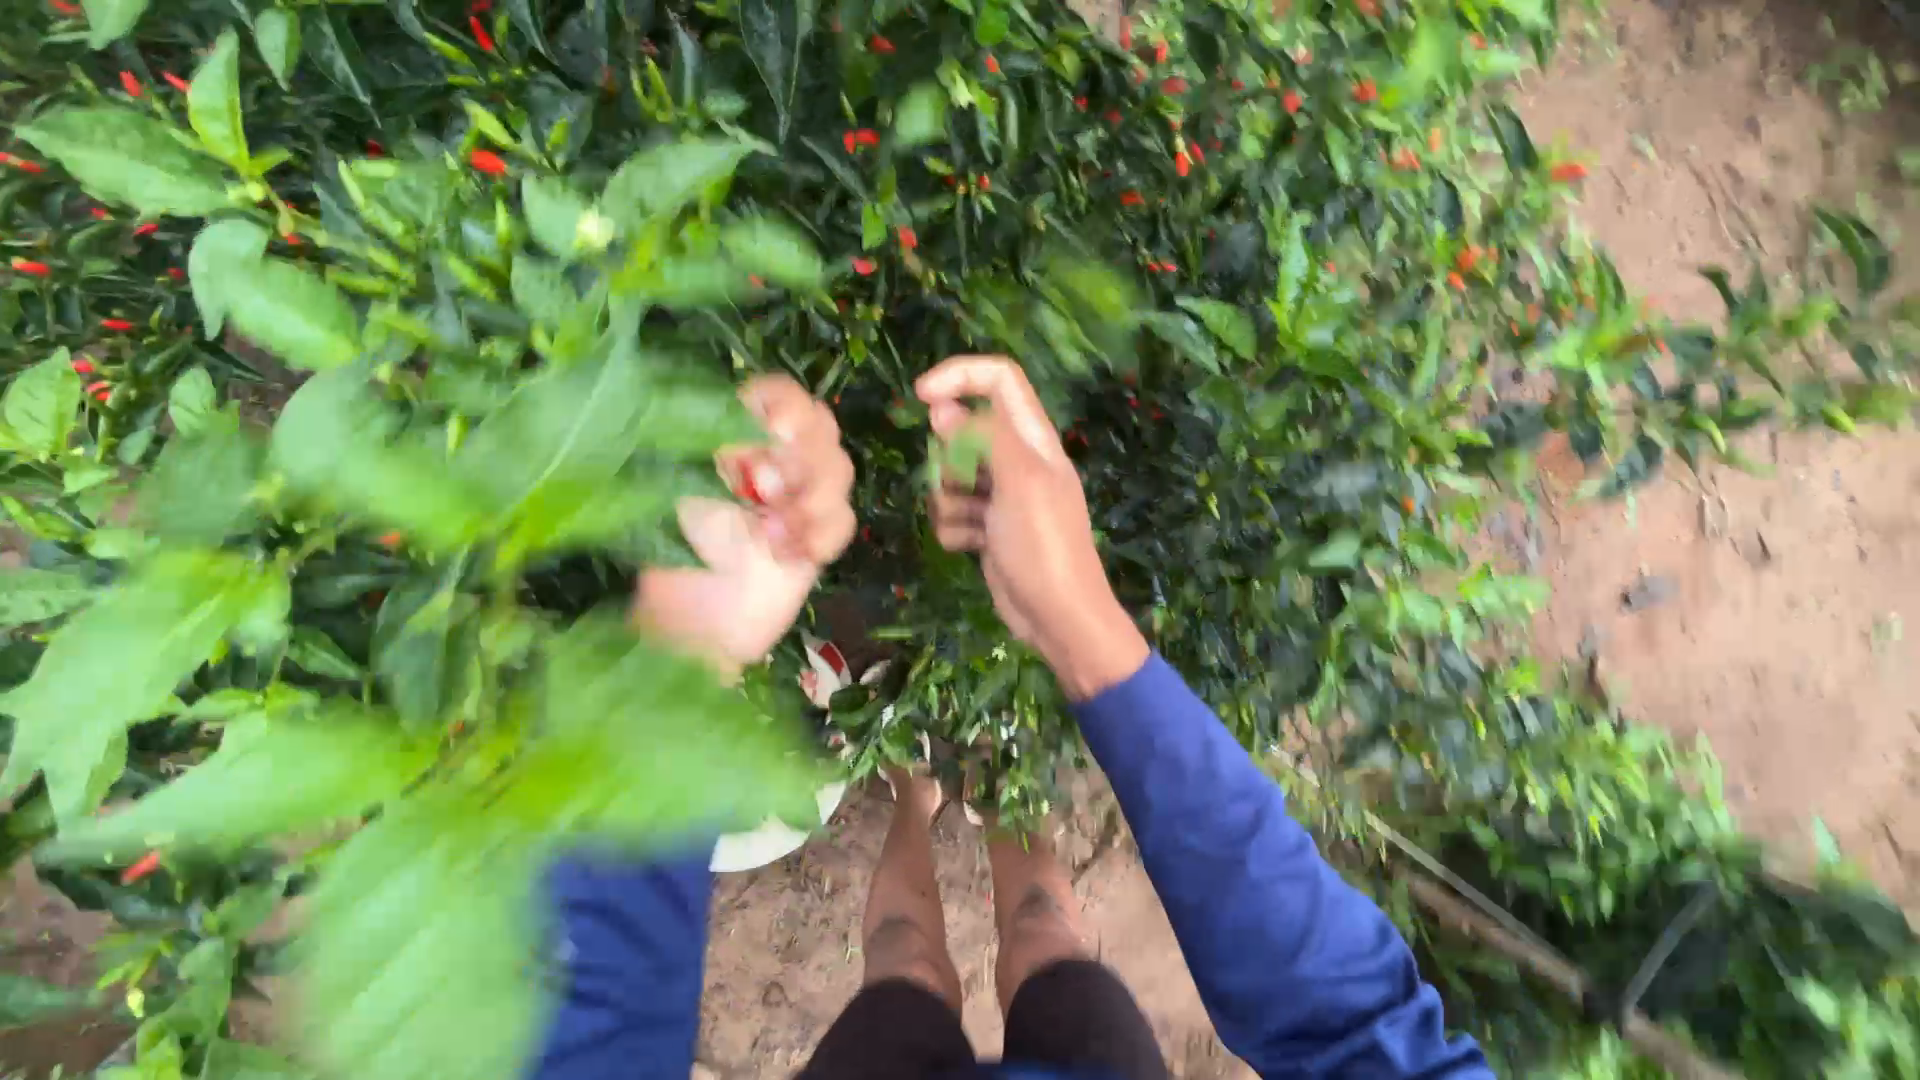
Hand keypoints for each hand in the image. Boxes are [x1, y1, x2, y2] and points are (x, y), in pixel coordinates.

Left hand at [634, 376, 855, 674]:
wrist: (695, 627)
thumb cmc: (675, 556)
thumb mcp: (680, 490)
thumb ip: (716, 448)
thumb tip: (758, 430)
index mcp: (736, 439)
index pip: (777, 396)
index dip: (786, 404)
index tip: (775, 430)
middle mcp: (773, 461)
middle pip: (821, 426)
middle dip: (802, 456)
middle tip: (765, 490)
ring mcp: (800, 499)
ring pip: (840, 470)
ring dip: (811, 498)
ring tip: (773, 533)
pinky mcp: (819, 538)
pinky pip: (846, 519)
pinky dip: (824, 534)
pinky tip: (792, 555)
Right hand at [918, 355, 1147, 700]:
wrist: (1058, 616)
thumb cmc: (1045, 544)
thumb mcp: (1020, 481)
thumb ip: (982, 436)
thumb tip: (942, 406)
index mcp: (1033, 439)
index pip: (999, 380)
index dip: (960, 377)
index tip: (921, 396)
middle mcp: (1016, 461)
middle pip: (962, 432)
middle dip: (950, 459)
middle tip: (969, 488)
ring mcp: (999, 497)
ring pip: (949, 476)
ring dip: (951, 501)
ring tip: (978, 525)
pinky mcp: (985, 529)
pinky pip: (950, 514)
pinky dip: (955, 530)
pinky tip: (976, 548)